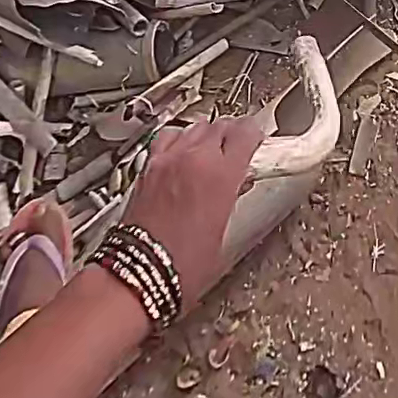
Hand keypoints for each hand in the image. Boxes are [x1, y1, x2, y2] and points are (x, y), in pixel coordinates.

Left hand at [123, 119, 263, 303]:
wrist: (141, 271)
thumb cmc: (183, 264)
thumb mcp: (222, 231)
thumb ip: (230, 196)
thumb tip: (235, 183)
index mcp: (221, 175)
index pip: (244, 133)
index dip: (253, 132)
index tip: (256, 137)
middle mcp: (195, 158)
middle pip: (220, 125)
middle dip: (231, 133)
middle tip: (236, 145)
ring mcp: (169, 158)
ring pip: (195, 127)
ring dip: (207, 134)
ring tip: (211, 148)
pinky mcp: (150, 164)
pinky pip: (168, 136)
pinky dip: (179, 138)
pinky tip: (181, 149)